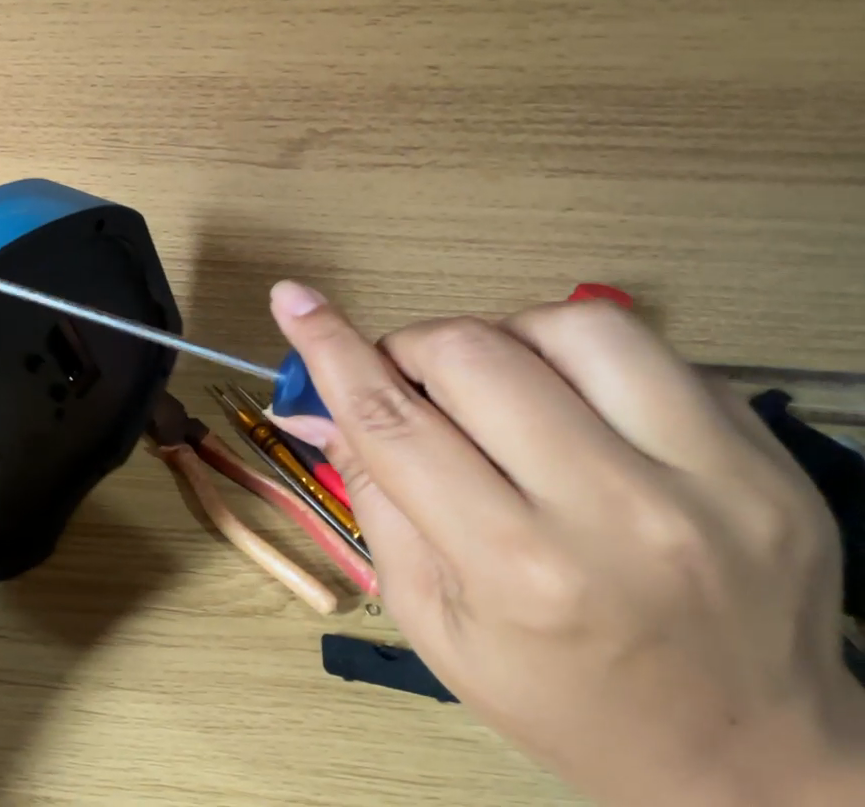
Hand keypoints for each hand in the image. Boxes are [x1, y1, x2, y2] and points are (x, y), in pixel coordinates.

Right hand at [268, 281, 864, 806]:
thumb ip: (374, 498)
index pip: (393, 423)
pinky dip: (579, 359)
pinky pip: (650, 353)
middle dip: (413, 350)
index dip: (330, 349)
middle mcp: (619, 514)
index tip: (293, 300)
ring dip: (502, 338)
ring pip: (572, 326)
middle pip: (473, 355)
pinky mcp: (768, 458)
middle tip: (409, 384)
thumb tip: (316, 408)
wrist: (753, 762)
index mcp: (518, 570)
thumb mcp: (432, 619)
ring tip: (495, 387)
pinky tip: (569, 408)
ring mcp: (714, 480)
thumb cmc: (563, 700)